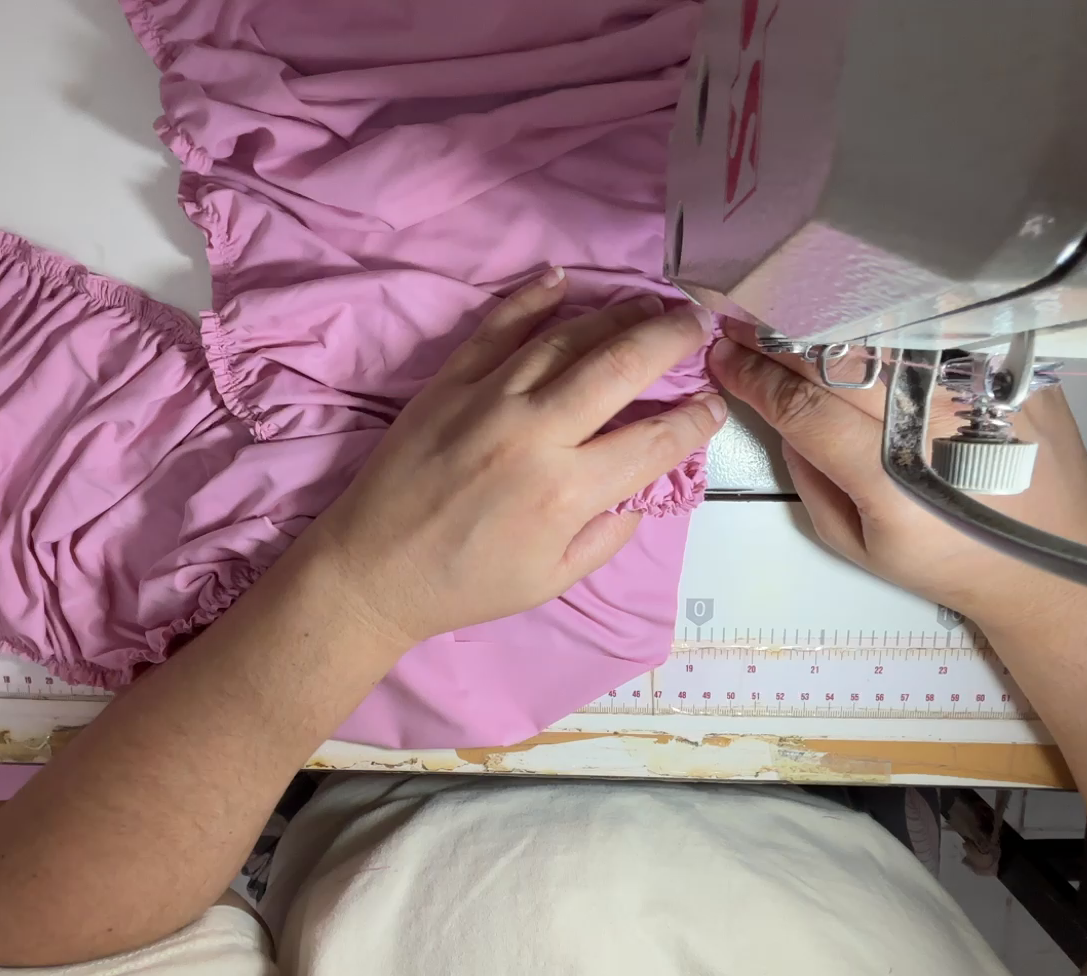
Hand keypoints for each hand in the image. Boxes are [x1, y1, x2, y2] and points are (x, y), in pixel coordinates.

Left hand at [298, 269, 723, 647]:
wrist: (373, 571)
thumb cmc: (466, 585)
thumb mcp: (551, 580)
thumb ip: (607, 534)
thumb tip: (641, 491)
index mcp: (568, 492)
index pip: (654, 441)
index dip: (695, 420)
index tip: (713, 404)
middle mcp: (536, 433)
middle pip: (621, 365)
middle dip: (672, 338)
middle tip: (699, 321)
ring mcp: (488, 399)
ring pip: (567, 337)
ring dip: (618, 313)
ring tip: (649, 303)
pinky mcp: (448, 383)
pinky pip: (497, 329)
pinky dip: (531, 299)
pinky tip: (561, 279)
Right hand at [708, 339, 1086, 634]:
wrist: (1055, 563)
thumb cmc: (944, 564)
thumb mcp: (854, 544)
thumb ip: (809, 479)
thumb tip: (786, 421)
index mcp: (891, 478)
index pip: (804, 408)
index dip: (755, 379)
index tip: (722, 359)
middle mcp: (935, 422)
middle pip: (837, 361)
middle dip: (776, 338)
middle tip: (738, 323)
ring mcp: (978, 390)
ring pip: (883, 336)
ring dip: (823, 322)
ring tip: (783, 312)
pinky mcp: (1009, 371)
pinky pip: (933, 331)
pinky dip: (883, 319)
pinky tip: (850, 310)